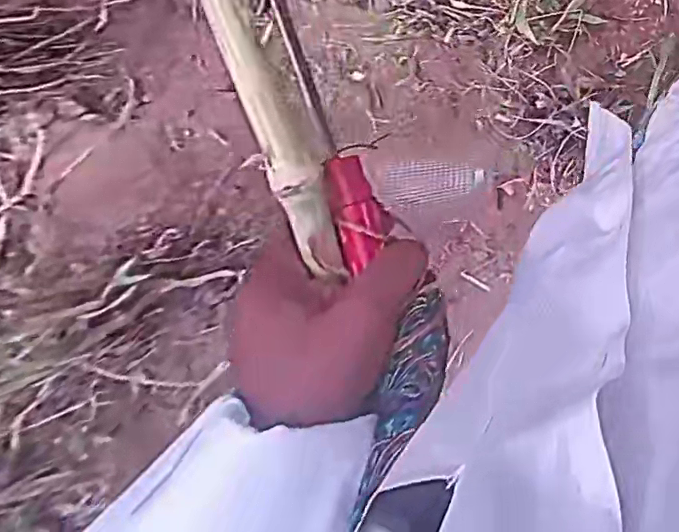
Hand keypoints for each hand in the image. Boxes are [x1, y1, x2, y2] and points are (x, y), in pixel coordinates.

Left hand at [228, 227, 427, 427]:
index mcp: (268, 282)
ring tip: (392, 317)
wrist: (303, 459)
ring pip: (339, 287)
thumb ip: (394, 265)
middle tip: (397, 282)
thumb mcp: (366, 313)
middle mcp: (266, 301)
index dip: (351, 218)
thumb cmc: (323, 377)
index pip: (310, 223)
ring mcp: (278, 331)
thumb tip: (412, 246)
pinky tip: (379, 339)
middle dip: (371, 264)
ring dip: (373, 295)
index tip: (385, 235)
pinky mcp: (295, 355)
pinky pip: (337, 317)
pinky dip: (363, 320)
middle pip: (330, 255)